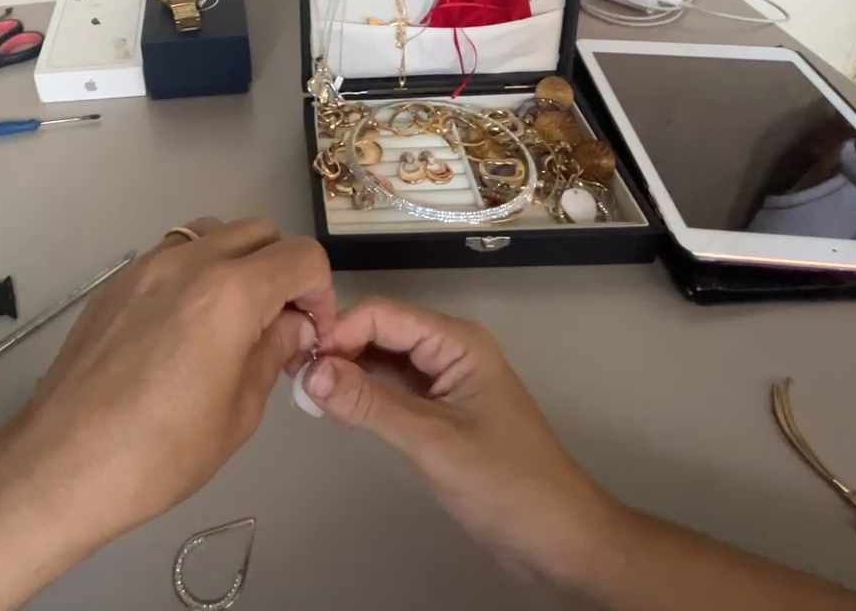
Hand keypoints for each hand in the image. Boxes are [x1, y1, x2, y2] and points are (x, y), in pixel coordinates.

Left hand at [0, 217, 334, 610]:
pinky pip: (172, 250)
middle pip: (260, 231)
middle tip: (278, 321)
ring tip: (232, 313)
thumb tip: (292, 323)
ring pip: (213, 230)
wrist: (62, 462)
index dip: (320, 292)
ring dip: (238, 259)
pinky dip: (196, 267)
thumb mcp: (239, 412)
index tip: (311, 331)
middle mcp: (190, 261)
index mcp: (230, 292)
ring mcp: (147, 264)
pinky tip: (185, 319)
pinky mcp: (117, 279)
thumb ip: (273, 351)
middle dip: (283, 269)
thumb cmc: (160, 453)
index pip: (301, 256)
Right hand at [299, 297, 617, 578]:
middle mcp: (447, 348)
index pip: (381, 314)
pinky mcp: (438, 404)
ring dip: (347, 371)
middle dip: (338, 349)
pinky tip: (336, 408)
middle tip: (294, 377)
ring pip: (382, 357)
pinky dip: (363, 392)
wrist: (562, 540)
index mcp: (455, 341)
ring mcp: (443, 376)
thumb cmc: (505, 483)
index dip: (339, 330)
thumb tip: (310, 372)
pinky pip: (391, 384)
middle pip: (379, 331)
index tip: (300, 360)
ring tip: (306, 393)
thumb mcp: (431, 442)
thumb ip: (368, 404)